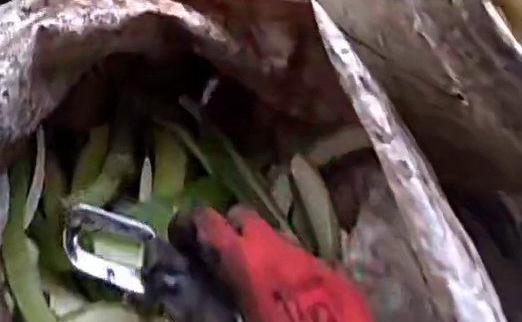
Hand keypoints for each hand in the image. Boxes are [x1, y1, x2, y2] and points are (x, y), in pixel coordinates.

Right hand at [170, 206, 373, 321]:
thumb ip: (208, 306)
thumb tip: (180, 289)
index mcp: (245, 260)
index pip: (205, 219)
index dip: (189, 225)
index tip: (181, 241)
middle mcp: (275, 247)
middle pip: (243, 216)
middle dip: (231, 230)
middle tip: (226, 260)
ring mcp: (311, 259)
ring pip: (277, 238)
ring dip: (265, 251)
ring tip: (263, 283)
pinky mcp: (341, 279)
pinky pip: (307, 262)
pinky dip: (295, 272)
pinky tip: (297, 299)